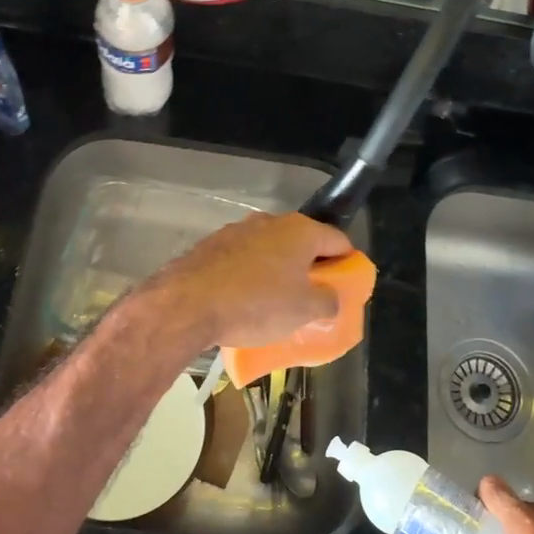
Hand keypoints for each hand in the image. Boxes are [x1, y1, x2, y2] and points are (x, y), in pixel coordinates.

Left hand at [129, 212, 351, 357]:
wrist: (186, 304)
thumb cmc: (255, 304)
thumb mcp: (304, 311)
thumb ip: (328, 302)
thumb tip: (332, 299)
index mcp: (300, 231)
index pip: (338, 240)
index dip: (347, 263)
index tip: (346, 285)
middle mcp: (270, 222)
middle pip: (301, 244)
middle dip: (310, 269)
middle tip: (313, 298)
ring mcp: (236, 231)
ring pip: (269, 251)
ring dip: (277, 272)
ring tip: (276, 304)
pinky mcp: (210, 246)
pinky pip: (242, 261)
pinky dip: (249, 277)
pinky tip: (243, 303)